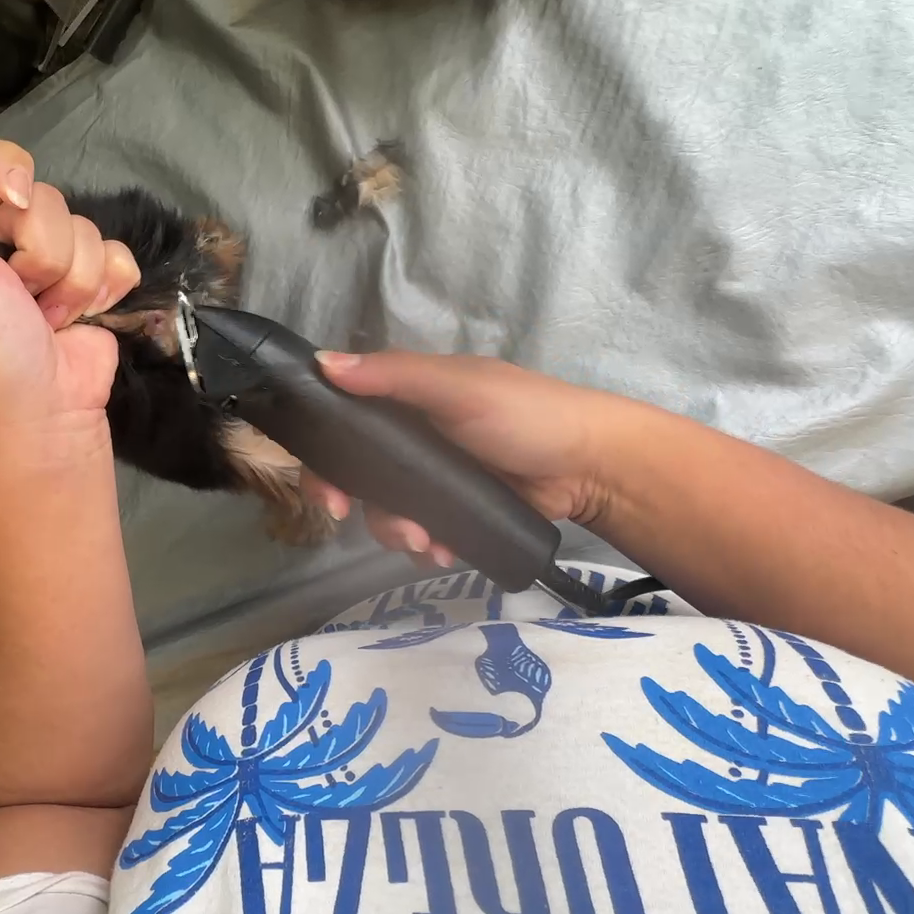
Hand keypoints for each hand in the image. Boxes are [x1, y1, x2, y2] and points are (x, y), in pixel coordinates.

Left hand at [0, 142, 139, 438]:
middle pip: (48, 198)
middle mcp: (10, 241)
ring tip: (50, 320)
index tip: (13, 203)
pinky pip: (118, 254)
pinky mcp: (98, 285)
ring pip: (87, 229)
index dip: (8, 175)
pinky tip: (84, 318)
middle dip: (41, 253)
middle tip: (23, 295)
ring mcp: (58, 264)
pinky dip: (106, 290)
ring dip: (71, 284)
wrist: (47, 409)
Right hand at [302, 351, 654, 566]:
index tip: (326, 489)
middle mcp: (409, 439)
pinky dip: (424, 546)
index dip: (323, 457)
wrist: (592, 468)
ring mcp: (430, 479)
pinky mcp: (453, 513)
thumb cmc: (524, 414)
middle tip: (350, 518)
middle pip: (356, 476)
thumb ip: (393, 376)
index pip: (343, 424)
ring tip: (425, 542)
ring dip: (394, 530)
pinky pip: (419, 534)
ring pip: (385, 511)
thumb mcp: (457, 387)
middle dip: (355, 502)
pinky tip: (442, 552)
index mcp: (403, 400)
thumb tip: (321, 362)